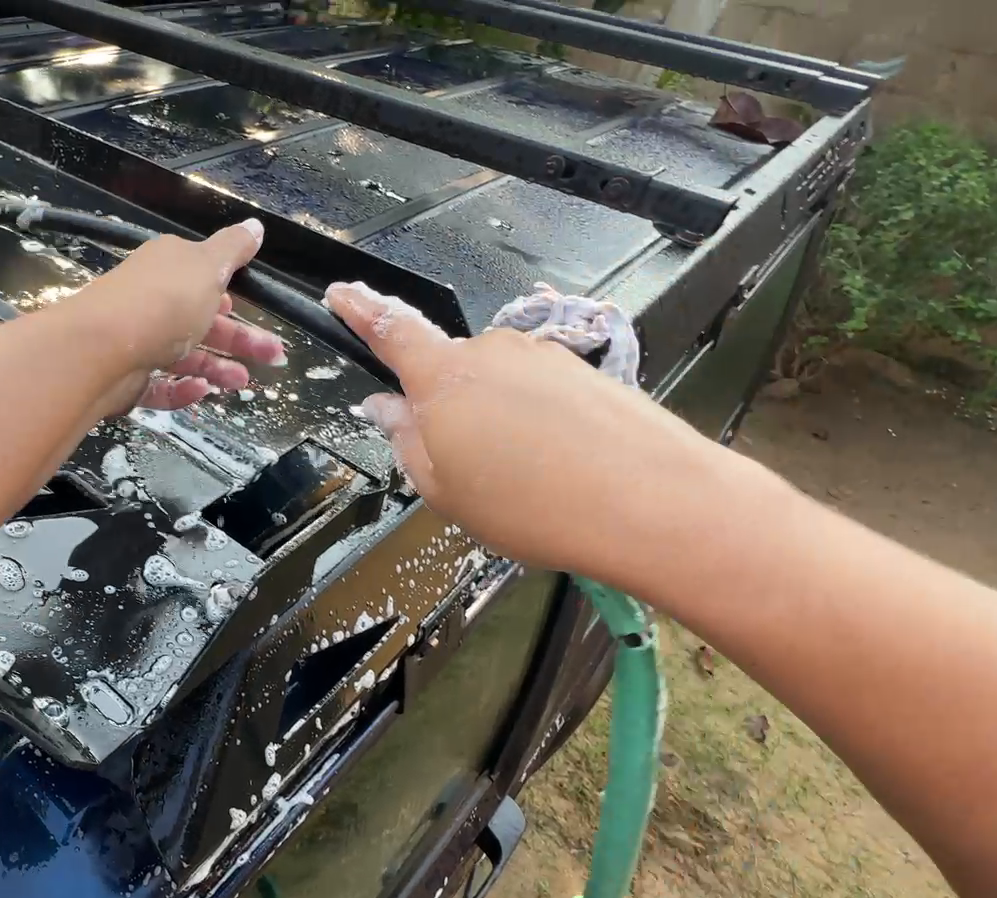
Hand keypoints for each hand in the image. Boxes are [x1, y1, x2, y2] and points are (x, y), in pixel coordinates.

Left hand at [59, 219, 287, 414]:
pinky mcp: (126, 380)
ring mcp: (136, 343)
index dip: (230, 297)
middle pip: (200, 323)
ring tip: (240, 383)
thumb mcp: (208, 266)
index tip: (255, 312)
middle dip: (238, 340)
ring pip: (183, 357)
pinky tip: (201, 391)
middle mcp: (150, 303)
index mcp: (167, 270)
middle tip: (272, 357)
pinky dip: (181, 390)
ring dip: (216, 368)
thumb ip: (233, 249)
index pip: (202, 281)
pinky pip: (158, 387)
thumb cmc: (163, 302)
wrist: (100, 349)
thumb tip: (255, 225)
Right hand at [323, 280, 738, 582]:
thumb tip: (384, 406)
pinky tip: (550, 468)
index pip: (390, 330)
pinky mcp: (581, 370)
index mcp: (443, 379)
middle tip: (458, 467)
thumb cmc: (530, 505)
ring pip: (491, 386)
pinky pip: (532, 392)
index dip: (360, 309)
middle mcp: (490, 352)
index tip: (340, 292)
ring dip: (489, 422)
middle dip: (441, 410)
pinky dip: (528, 424)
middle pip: (445, 370)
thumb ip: (405, 440)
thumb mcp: (441, 488)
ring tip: (514, 478)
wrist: (656, 503)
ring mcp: (541, 357)